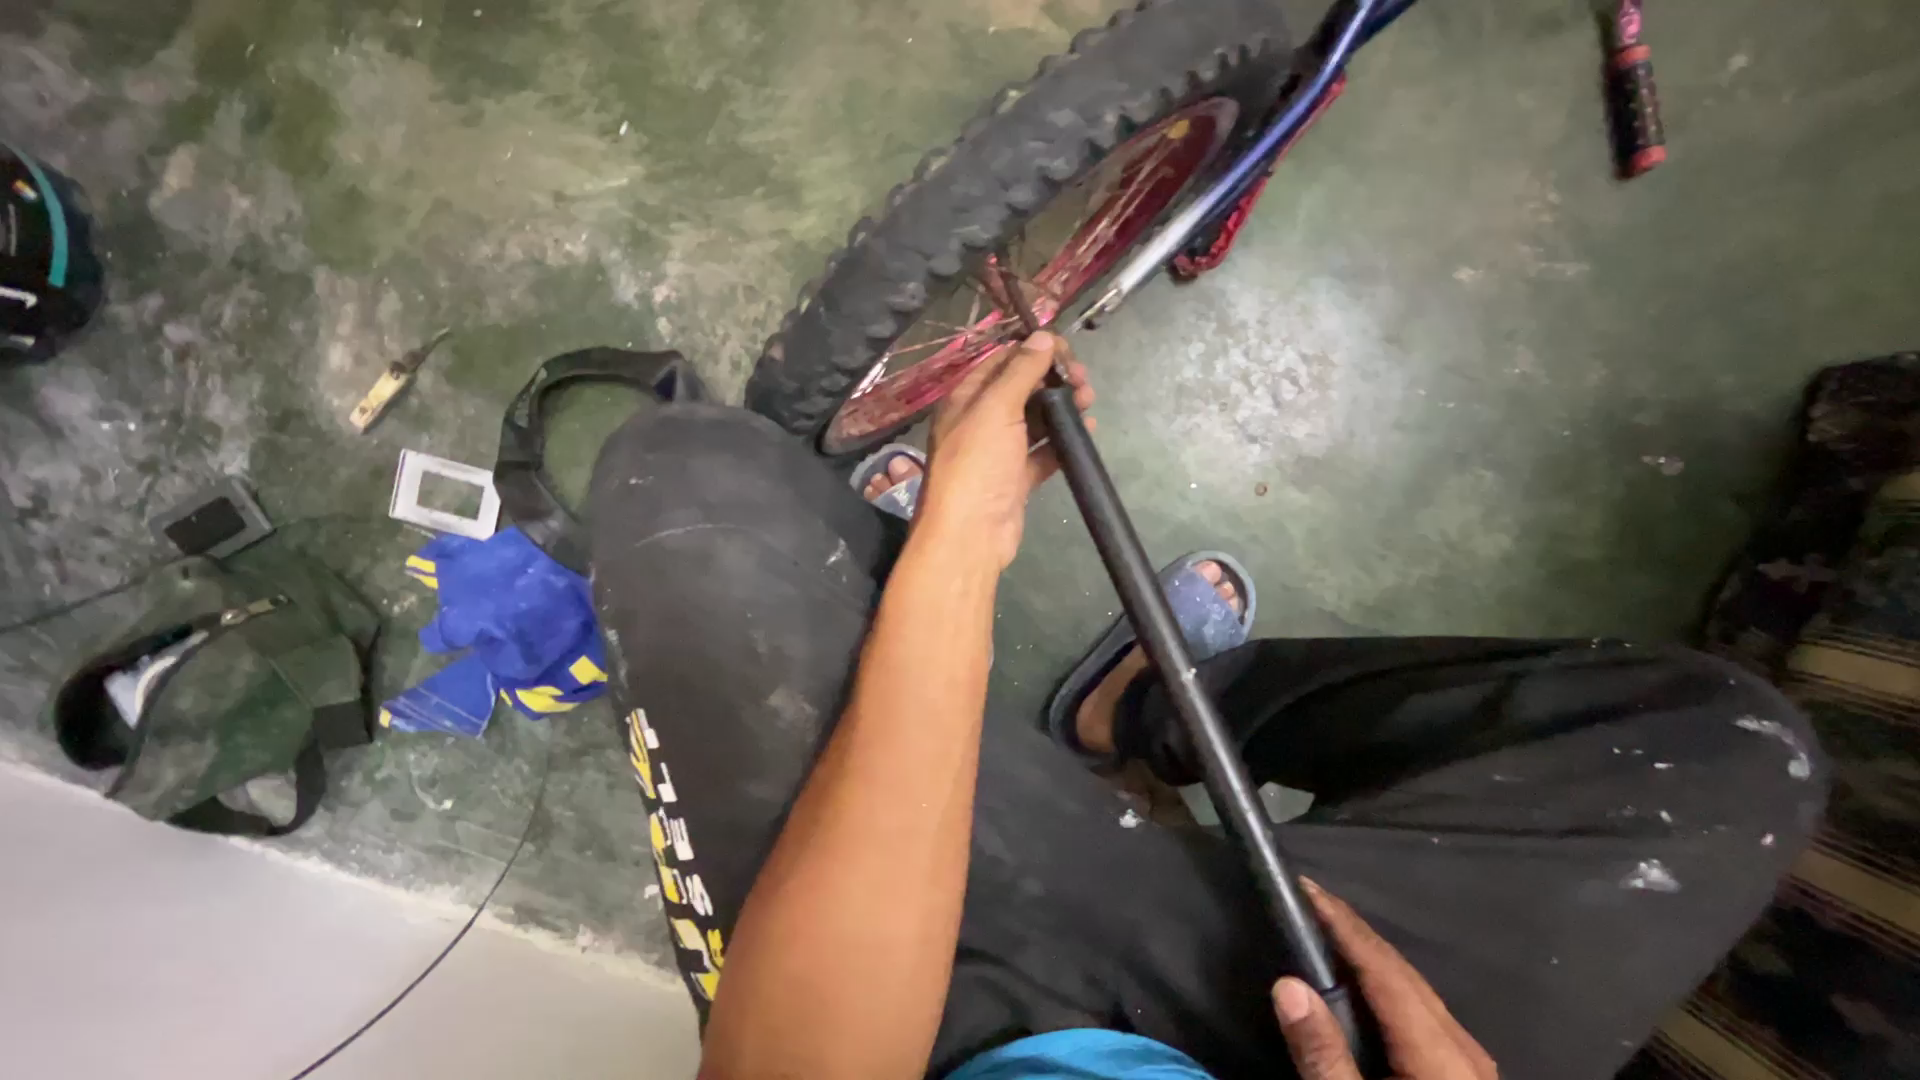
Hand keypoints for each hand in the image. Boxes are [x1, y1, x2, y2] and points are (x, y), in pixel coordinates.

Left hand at [915, 331, 1093, 568]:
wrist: (970, 534)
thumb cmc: (977, 464)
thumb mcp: (996, 408)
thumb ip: (1021, 371)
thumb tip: (1043, 336)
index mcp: (966, 398)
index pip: (1002, 361)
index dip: (1034, 351)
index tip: (1067, 351)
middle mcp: (979, 420)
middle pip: (1021, 388)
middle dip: (1053, 379)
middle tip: (1083, 381)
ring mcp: (998, 451)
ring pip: (1035, 419)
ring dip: (1062, 407)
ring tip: (1089, 402)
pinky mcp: (1015, 478)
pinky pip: (1043, 451)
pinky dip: (1063, 441)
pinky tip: (1086, 431)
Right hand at [1272, 882, 1496, 1079]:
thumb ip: (1324, 1057)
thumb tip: (1288, 984)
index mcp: (1440, 1058)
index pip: (1385, 971)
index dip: (1344, 924)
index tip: (1306, 886)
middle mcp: (1465, 1054)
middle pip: (1405, 975)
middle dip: (1355, 933)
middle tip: (1308, 902)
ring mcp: (1473, 1071)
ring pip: (1419, 994)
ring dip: (1372, 960)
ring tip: (1328, 936)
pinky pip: (1425, 1016)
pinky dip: (1389, 990)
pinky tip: (1367, 993)